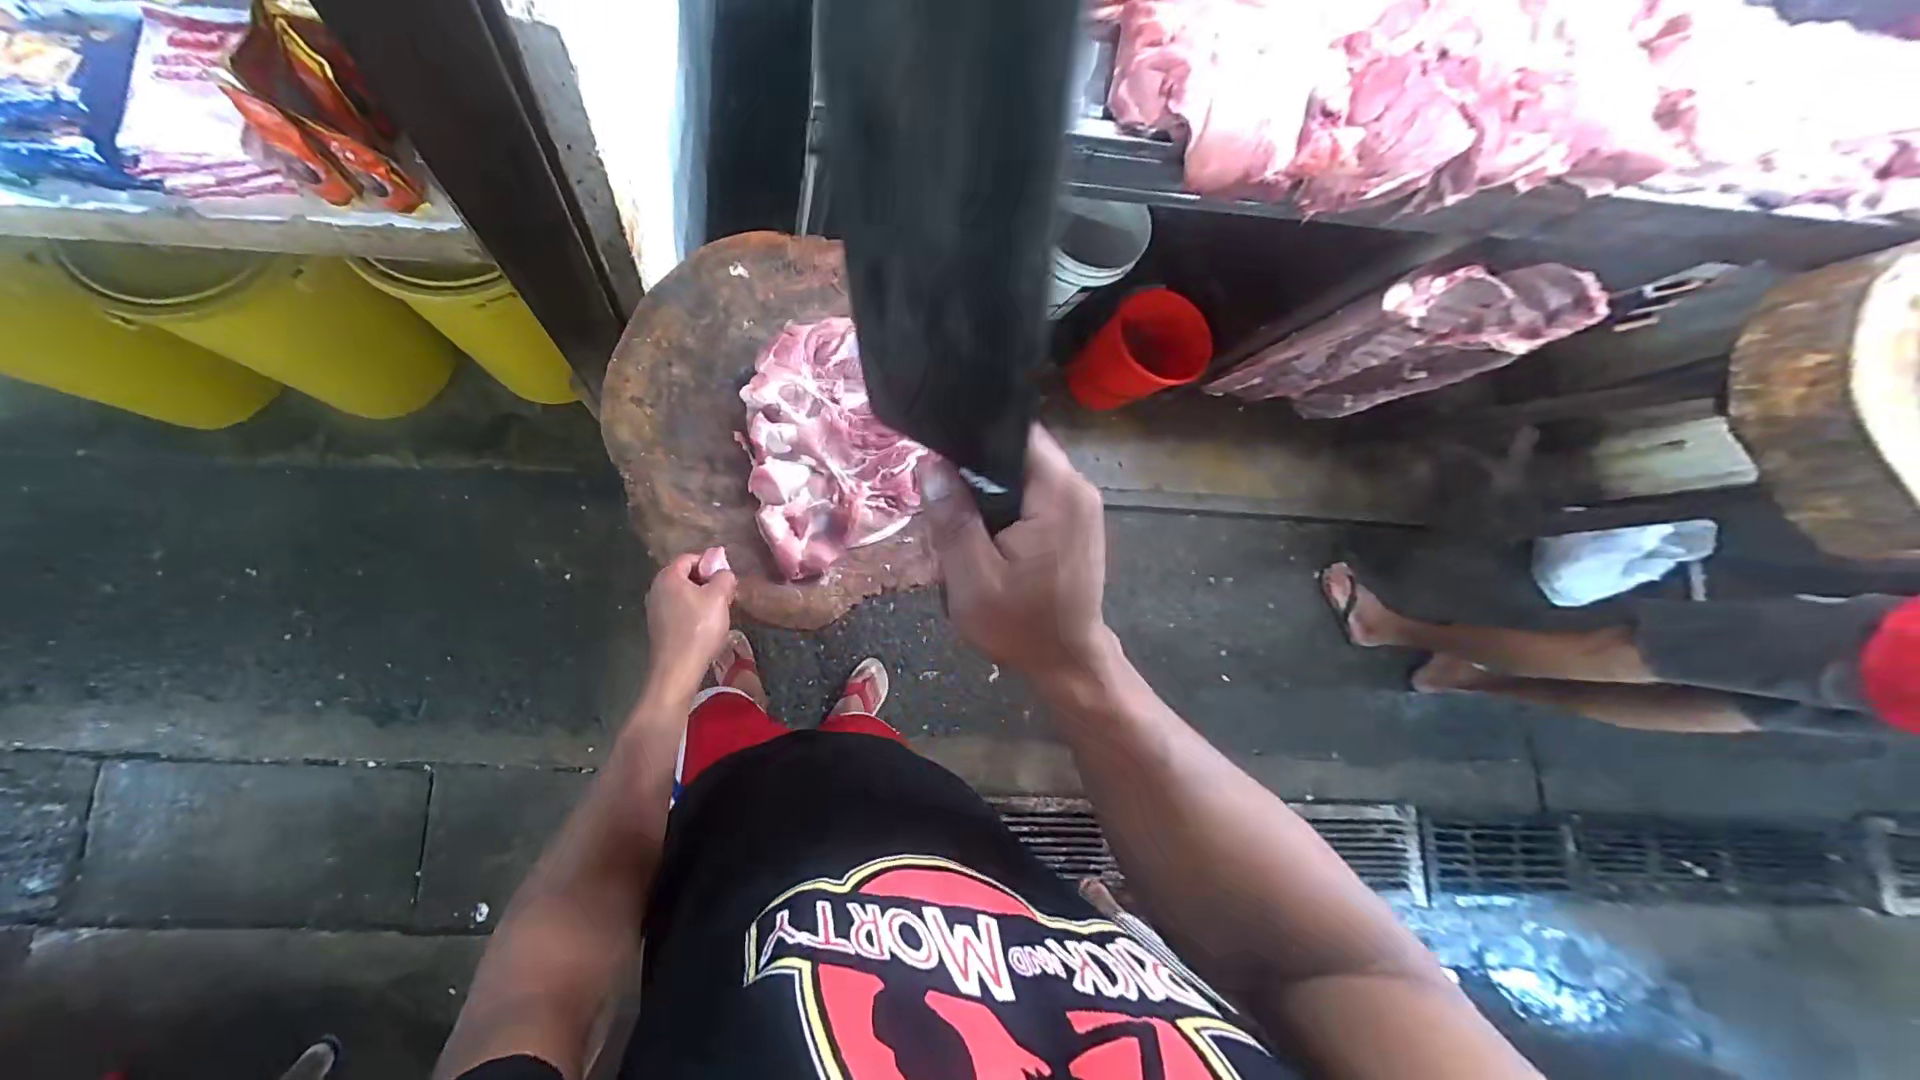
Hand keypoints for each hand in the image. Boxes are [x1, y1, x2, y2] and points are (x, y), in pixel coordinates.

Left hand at [643, 550, 736, 699]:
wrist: (678, 667)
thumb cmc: (699, 628)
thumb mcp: (719, 597)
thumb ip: (724, 577)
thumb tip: (723, 571)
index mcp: (668, 577)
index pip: (689, 558)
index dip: (710, 562)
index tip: (726, 577)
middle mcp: (656, 589)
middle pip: (685, 575)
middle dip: (707, 580)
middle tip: (725, 593)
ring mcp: (654, 609)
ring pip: (683, 593)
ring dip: (702, 597)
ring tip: (718, 610)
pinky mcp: (658, 626)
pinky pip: (678, 609)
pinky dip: (693, 611)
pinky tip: (706, 625)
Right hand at [918, 424, 1110, 681]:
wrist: (1067, 663)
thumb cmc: (1021, 624)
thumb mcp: (973, 578)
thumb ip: (952, 519)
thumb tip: (932, 466)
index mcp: (1058, 492)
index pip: (1014, 433)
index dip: (974, 437)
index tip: (940, 453)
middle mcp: (1078, 488)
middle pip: (1018, 452)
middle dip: (978, 468)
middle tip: (942, 492)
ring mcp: (1082, 505)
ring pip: (1025, 474)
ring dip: (991, 489)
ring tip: (959, 513)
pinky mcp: (1077, 522)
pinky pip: (1037, 494)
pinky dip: (1009, 505)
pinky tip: (985, 530)